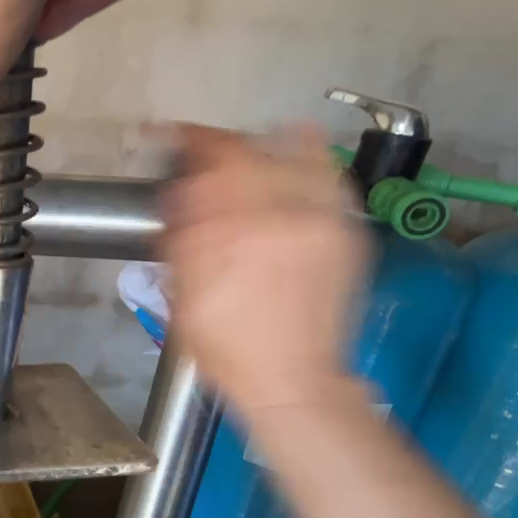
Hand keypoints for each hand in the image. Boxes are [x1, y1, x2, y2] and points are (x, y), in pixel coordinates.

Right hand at [162, 125, 371, 417]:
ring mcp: (322, 224)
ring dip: (265, 145)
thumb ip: (182, 243)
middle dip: (220, 148)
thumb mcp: (185, 302)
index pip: (215, 164)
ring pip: (295, 158)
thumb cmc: (228, 350)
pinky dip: (312, 156)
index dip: (192, 141)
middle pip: (252, 156)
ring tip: (246, 146)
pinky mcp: (345, 234)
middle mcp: (285, 218)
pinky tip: (299, 145)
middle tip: (200, 152)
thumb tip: (181, 194)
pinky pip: (330, 179)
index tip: (172, 135)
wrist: (293, 381)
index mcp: (238, 235)